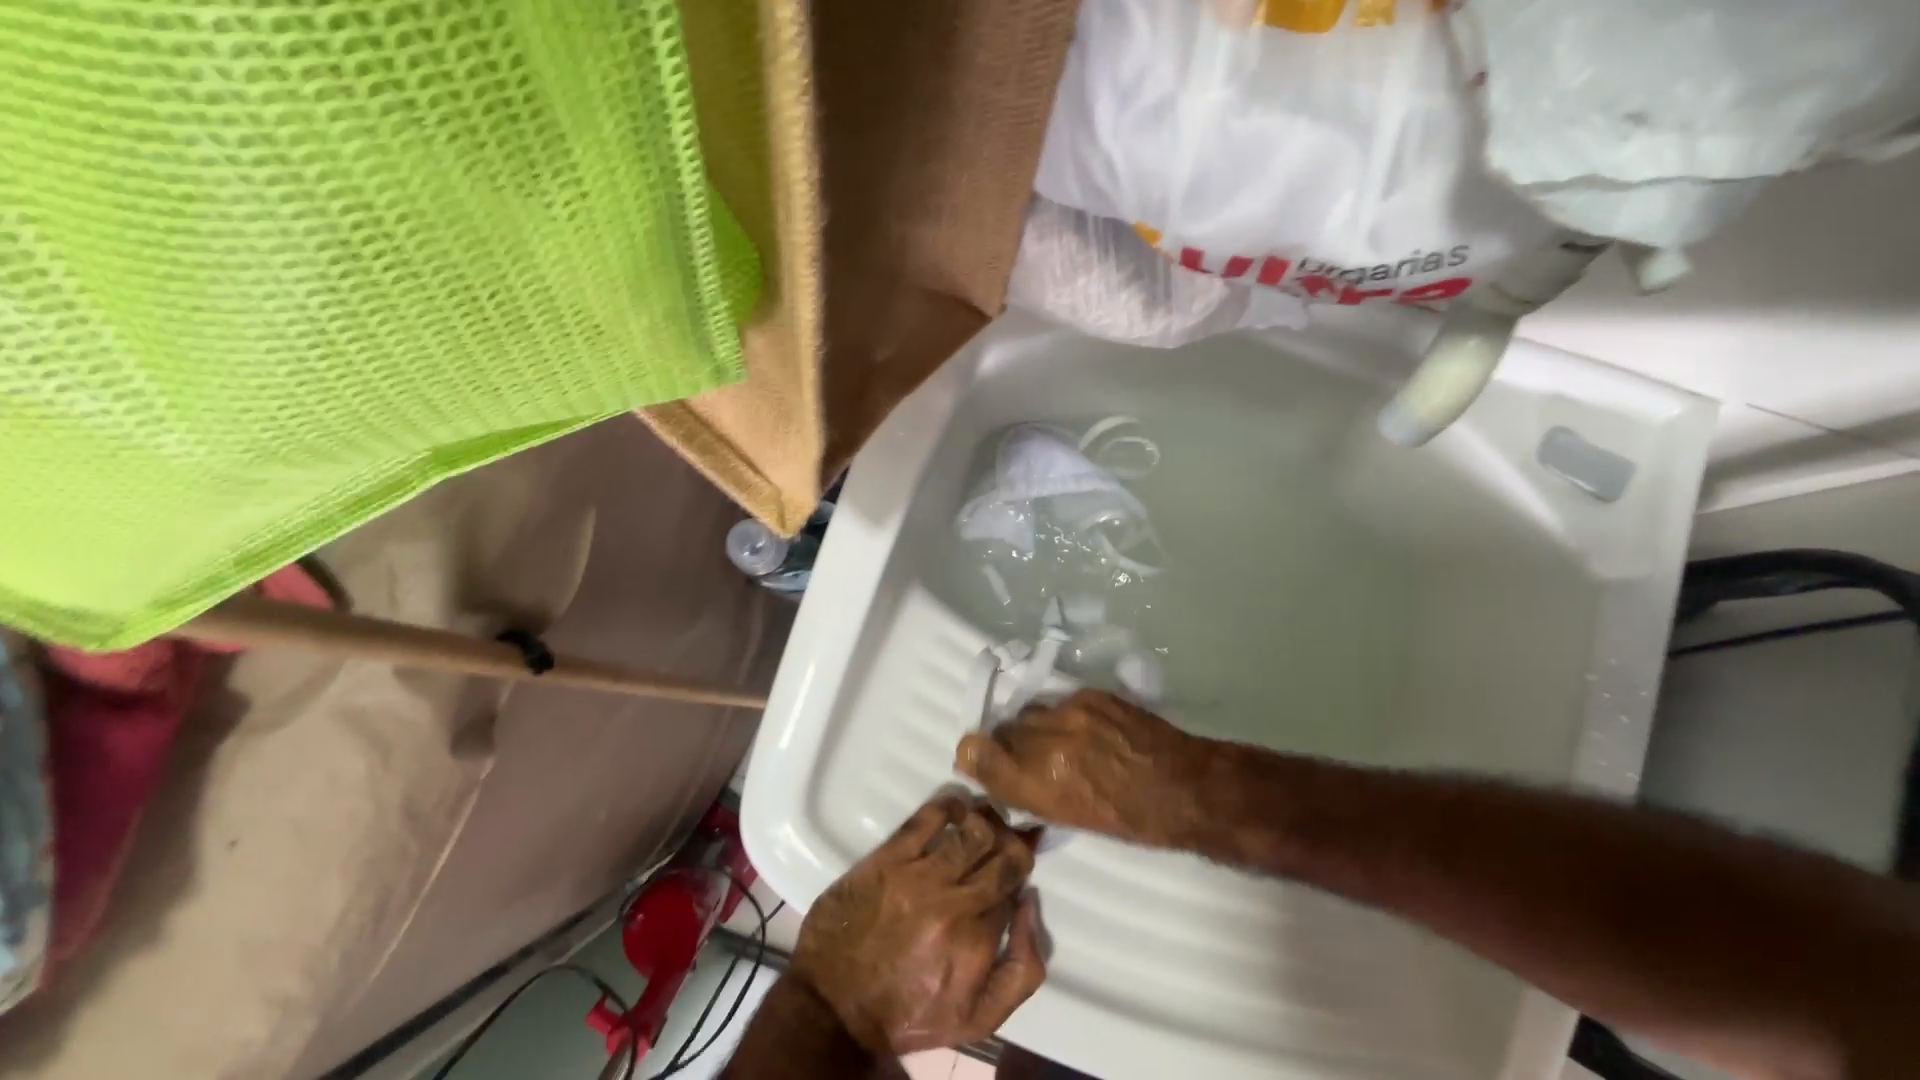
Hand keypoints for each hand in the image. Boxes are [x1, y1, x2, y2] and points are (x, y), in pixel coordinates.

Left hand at [790, 795, 1046, 1053]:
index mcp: (977, 942)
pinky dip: (947, 808)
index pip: (1014, 886)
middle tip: (1007, 839)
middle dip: (1012, 842)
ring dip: (985, 822)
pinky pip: (925, 819)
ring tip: (985, 821)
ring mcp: (917, 878)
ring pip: (971, 831)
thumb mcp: (979, 1020)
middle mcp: (953, 905)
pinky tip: (954, 810)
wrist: (834, 1008)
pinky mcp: (886, 860)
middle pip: (1001, 853)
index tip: (1016, 866)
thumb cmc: (908, 1015)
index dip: (1018, 871)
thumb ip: (1022, 970)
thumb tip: (1028, 905)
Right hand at [955, 689, 1214, 848]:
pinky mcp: (1092, 695)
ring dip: (1032, 727)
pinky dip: (1061, 716)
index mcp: (1040, 782)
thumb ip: (1027, 792)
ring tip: (1055, 742)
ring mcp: (1071, 713)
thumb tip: (999, 777)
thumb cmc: (1130, 821)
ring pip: (1029, 712)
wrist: (1184, 787)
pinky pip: (1059, 702)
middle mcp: (1048, 742)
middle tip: (1025, 758)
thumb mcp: (1069, 818)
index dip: (971, 756)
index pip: (975, 753)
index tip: (978, 762)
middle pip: (1001, 731)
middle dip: (1006, 744)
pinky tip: (1081, 730)